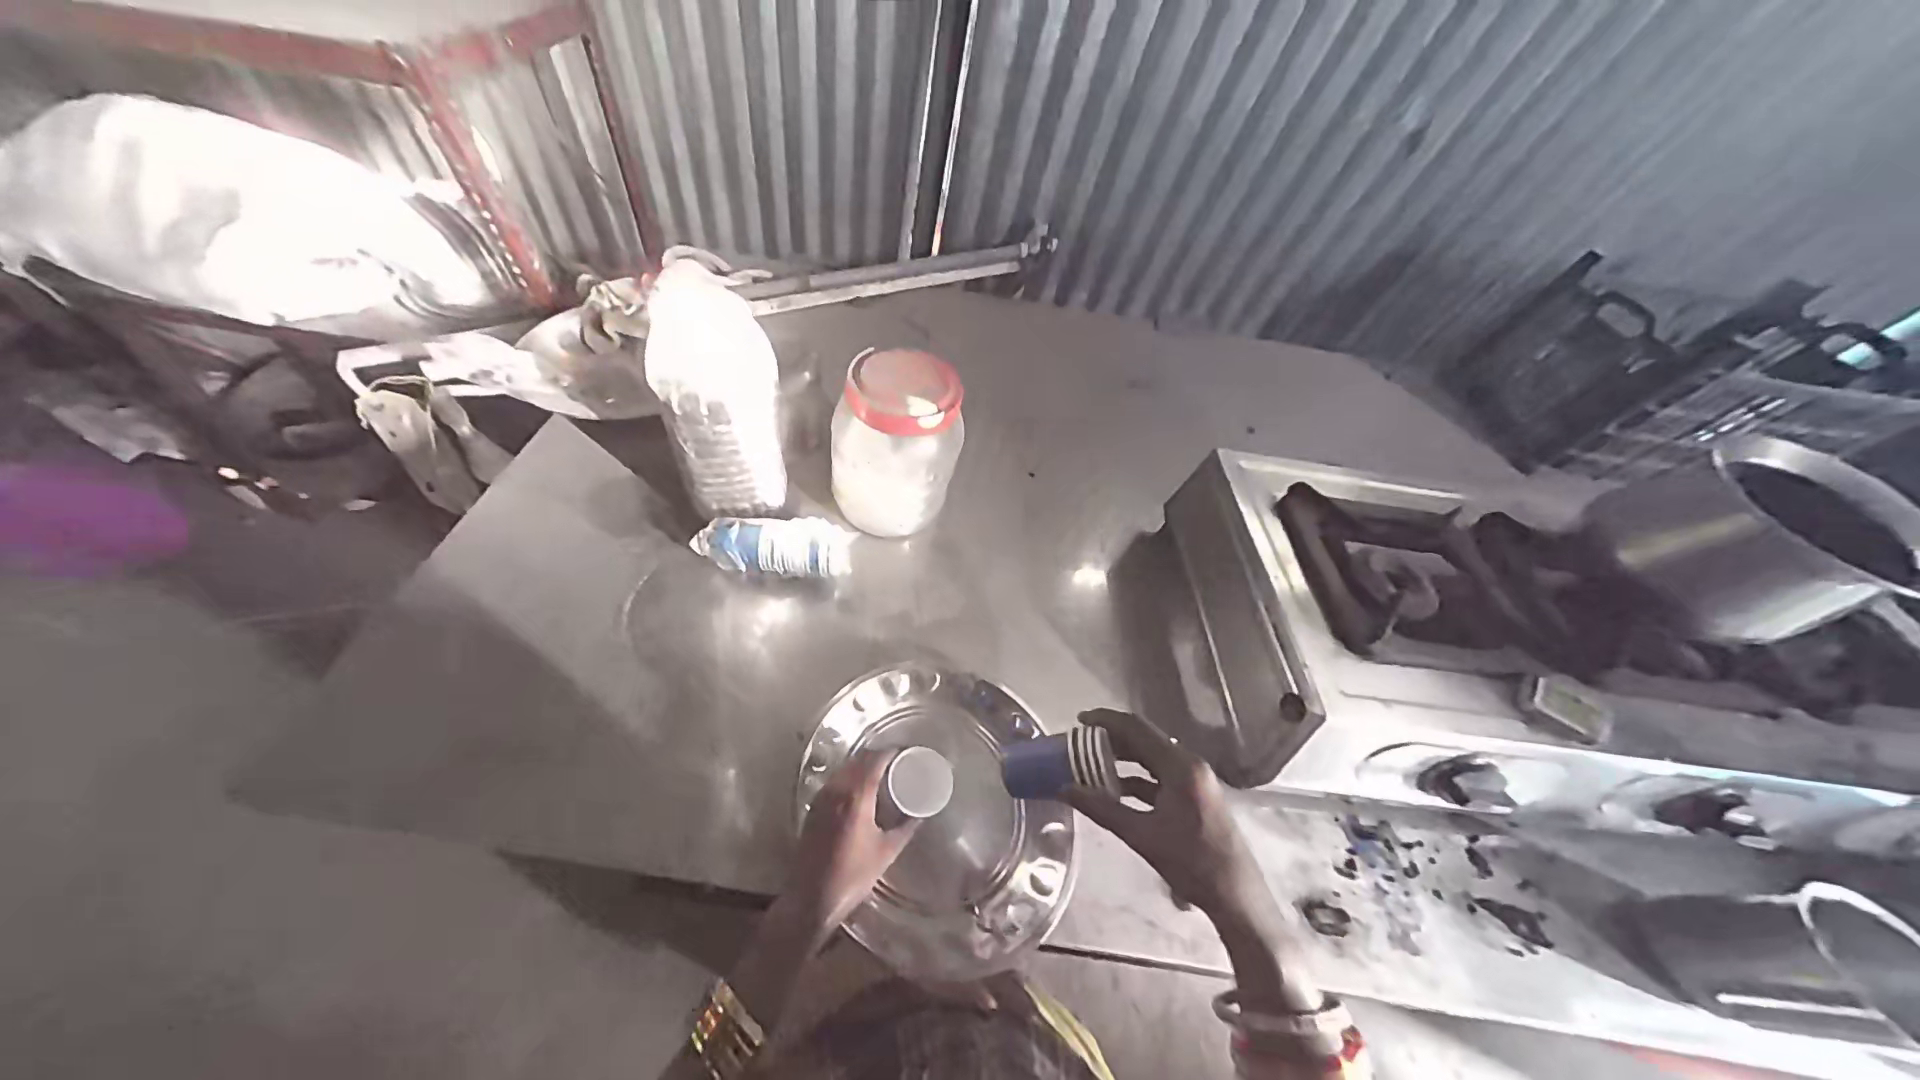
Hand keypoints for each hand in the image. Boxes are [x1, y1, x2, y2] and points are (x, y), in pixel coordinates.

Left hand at [785, 747, 921, 934]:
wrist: (811, 899)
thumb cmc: (853, 876)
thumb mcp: (887, 851)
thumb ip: (906, 827)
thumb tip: (921, 812)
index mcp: (856, 797)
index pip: (874, 760)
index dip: (890, 751)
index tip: (905, 751)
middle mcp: (836, 791)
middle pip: (858, 760)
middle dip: (877, 755)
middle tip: (897, 761)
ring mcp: (822, 799)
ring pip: (844, 769)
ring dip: (862, 764)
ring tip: (881, 772)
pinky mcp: (814, 809)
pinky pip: (835, 781)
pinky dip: (850, 776)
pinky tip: (860, 789)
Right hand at [1064, 709, 1267, 922]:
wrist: (1236, 895)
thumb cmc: (1192, 863)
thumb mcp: (1141, 835)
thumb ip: (1101, 808)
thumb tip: (1064, 789)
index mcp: (1180, 766)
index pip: (1136, 728)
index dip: (1106, 720)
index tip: (1079, 720)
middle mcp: (1189, 764)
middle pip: (1144, 738)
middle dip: (1111, 738)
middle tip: (1081, 743)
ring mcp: (1194, 778)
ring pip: (1152, 756)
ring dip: (1123, 758)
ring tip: (1092, 763)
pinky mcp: (1195, 794)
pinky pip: (1160, 774)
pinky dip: (1136, 776)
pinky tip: (1115, 789)